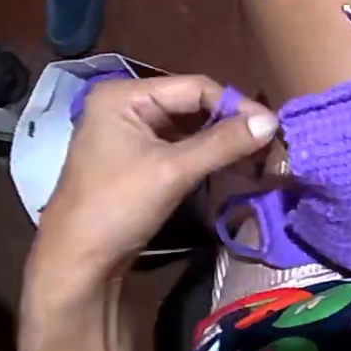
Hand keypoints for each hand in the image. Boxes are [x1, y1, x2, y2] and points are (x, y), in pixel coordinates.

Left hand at [32, 75, 276, 298]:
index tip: (272, 126)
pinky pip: (182, 148)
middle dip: (232, 125)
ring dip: (224, 143)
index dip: (235, 105)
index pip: (194, 88)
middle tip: (270, 143)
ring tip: (260, 157)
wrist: (77, 263)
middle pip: (192, 106)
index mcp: (123, 96)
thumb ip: (222, 143)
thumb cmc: (117, 207)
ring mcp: (132, 134)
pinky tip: (236, 167)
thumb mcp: (172, 172)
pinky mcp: (139, 160)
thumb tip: (272, 123)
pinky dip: (209, 157)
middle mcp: (126, 106)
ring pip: (190, 129)